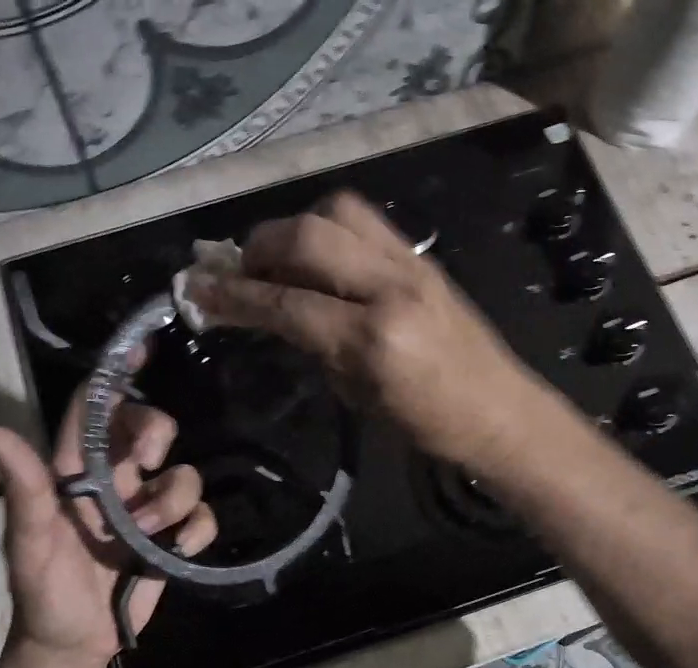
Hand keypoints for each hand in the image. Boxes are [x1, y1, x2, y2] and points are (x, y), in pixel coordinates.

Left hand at [0, 399, 216, 667]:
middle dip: (155, 433)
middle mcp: (114, 483)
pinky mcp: (171, 540)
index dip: (113, 377)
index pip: (92, 410)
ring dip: (173, 500)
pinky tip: (176, 552)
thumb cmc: (41, 594)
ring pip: (183, 473)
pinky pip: (201, 516)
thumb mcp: (29, 544)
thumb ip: (24, 491)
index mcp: (74, 474)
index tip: (140, 349)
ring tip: (147, 535)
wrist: (74, 645)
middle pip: (147, 428)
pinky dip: (197, 530)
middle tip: (146, 462)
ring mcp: (146, 511)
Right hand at [197, 191, 553, 467]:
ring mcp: (411, 264)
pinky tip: (318, 257)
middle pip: (308, 236)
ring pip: (337, 212)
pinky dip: (328, 230)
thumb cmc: (428, 424)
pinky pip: (365, 222)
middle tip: (238, 270)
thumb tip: (273, 311)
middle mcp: (391, 287)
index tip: (196, 289)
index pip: (286, 303)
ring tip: (278, 258)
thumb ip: (314, 346)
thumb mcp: (358, 396)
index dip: (234, 295)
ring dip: (295, 226)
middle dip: (259, 246)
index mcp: (373, 340)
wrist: (500, 411)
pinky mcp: (422, 256)